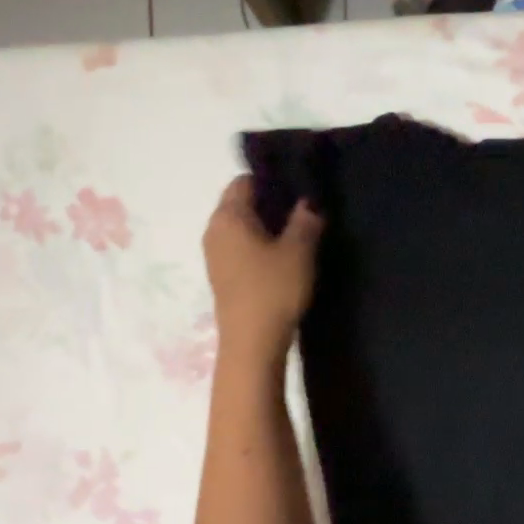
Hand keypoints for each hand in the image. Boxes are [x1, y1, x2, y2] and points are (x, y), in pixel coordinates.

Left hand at [202, 176, 323, 355]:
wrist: (251, 343)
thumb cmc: (273, 290)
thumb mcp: (299, 252)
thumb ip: (306, 221)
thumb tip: (309, 202)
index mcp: (228, 215)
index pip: (245, 181)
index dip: (273, 182)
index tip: (300, 191)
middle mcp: (214, 229)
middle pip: (241, 204)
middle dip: (271, 205)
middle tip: (305, 214)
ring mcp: (215, 255)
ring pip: (242, 229)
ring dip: (267, 229)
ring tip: (298, 239)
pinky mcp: (222, 277)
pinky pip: (241, 250)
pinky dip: (260, 249)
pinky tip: (283, 262)